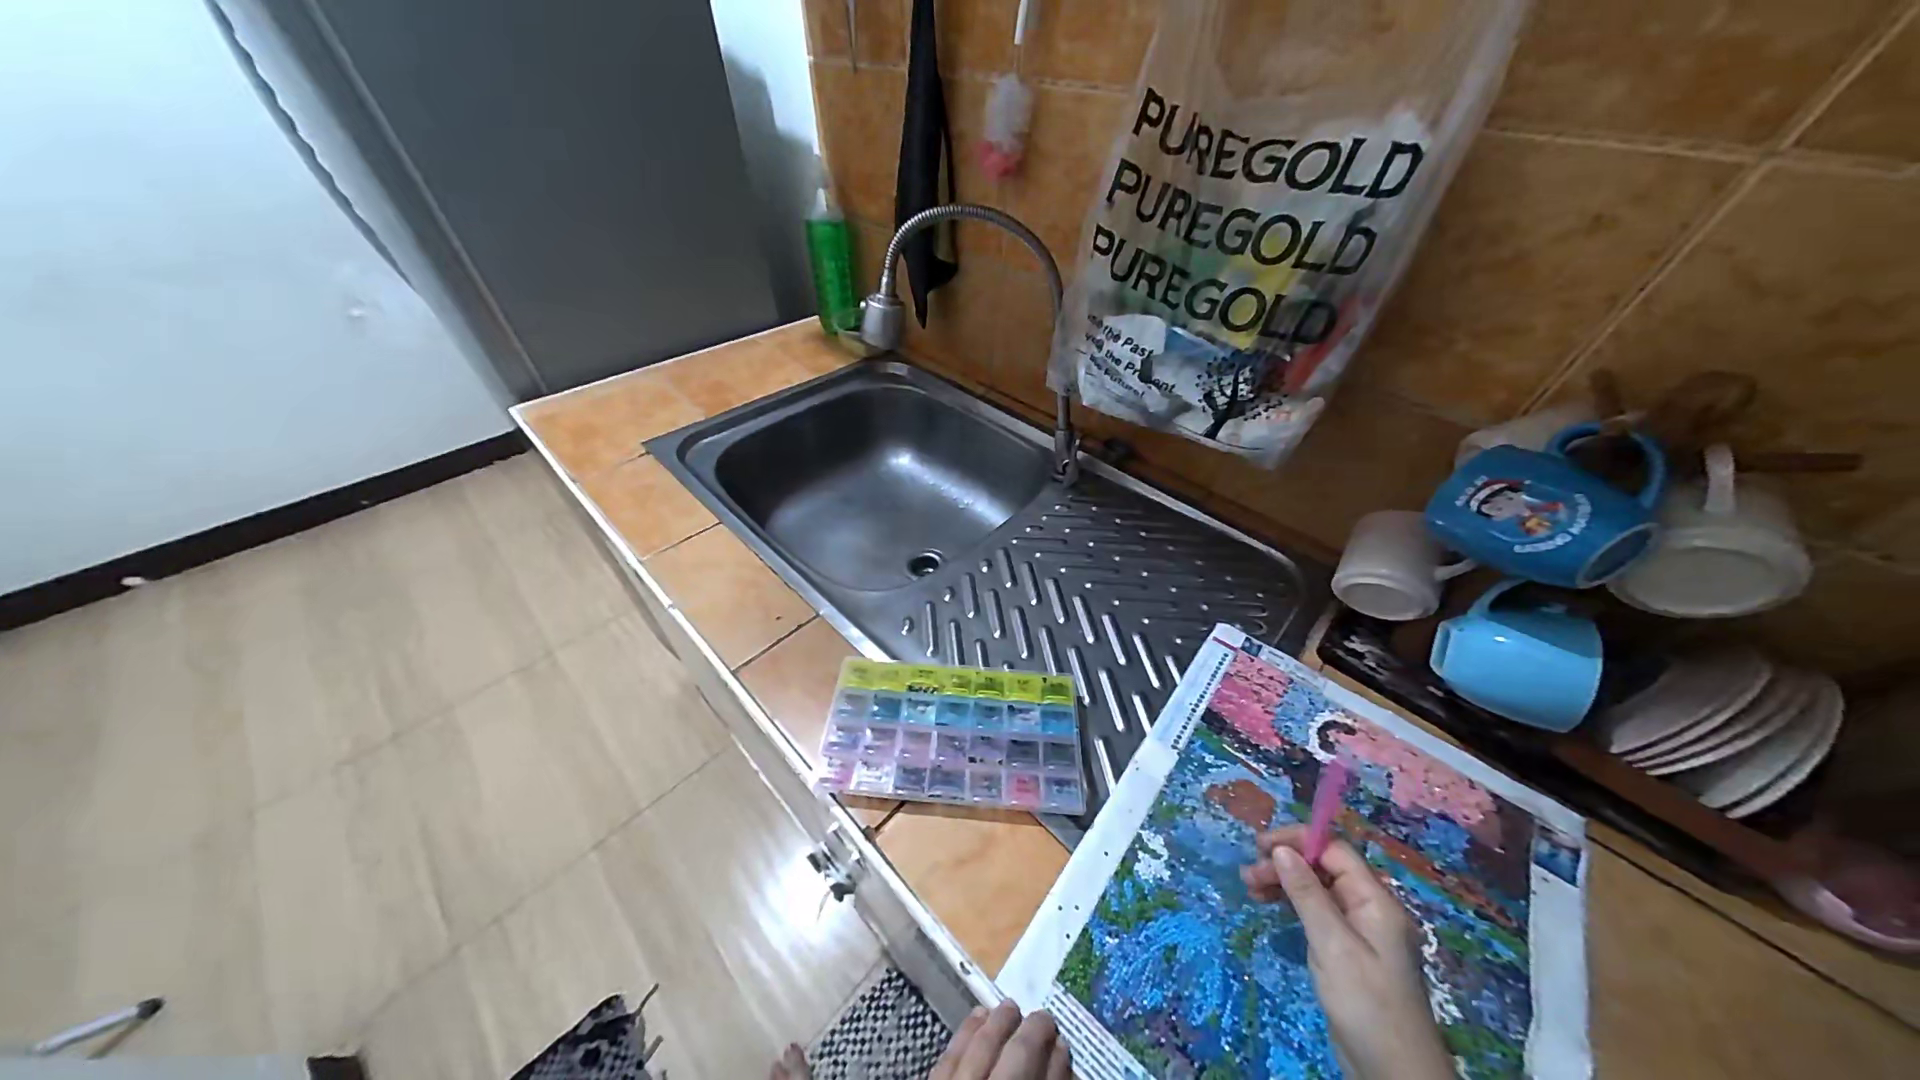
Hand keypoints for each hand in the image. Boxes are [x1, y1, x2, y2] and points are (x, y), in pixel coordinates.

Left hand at [930, 1000, 1071, 1079]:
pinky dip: (966, 1034)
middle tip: (1045, 1018)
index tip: (1065, 1044)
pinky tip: (977, 1016)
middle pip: (1019, 1058)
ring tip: (1011, 1007)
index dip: (1058, 1064)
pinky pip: (949, 1058)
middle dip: (1034, 1034)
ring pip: (982, 1051)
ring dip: (999, 1025)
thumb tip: (1057, 1062)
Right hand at [1241, 825, 1455, 1079]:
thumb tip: (1281, 850)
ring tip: (1251, 889)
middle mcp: (1368, 909)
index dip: (1297, 841)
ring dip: (1284, 883)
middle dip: (1285, 864)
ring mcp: (1358, 931)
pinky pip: (1317, 912)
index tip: (1259, 846)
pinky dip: (1292, 904)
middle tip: (1248, 875)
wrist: (1394, 1072)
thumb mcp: (1332, 944)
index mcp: (1375, 901)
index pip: (1334, 851)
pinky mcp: (1346, 951)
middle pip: (1323, 868)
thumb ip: (1307, 894)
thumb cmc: (1366, 1003)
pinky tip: (1271, 906)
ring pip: (1317, 889)